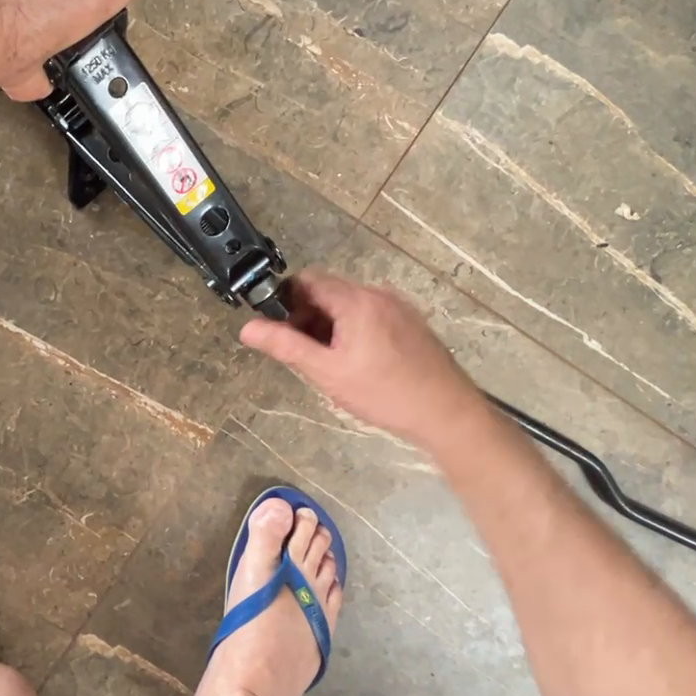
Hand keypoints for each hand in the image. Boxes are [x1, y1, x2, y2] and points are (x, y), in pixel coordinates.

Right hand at [239, 269, 495, 455]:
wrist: (447, 414)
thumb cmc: (383, 393)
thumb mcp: (326, 372)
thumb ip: (285, 346)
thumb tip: (247, 328)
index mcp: (355, 300)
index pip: (307, 280)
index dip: (285, 300)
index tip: (280, 329)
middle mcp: (377, 294)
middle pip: (328, 290)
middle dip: (307, 315)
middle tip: (303, 351)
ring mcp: (398, 307)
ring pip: (349, 303)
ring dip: (330, 324)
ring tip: (330, 361)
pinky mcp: (411, 322)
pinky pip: (370, 313)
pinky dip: (353, 328)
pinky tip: (357, 361)